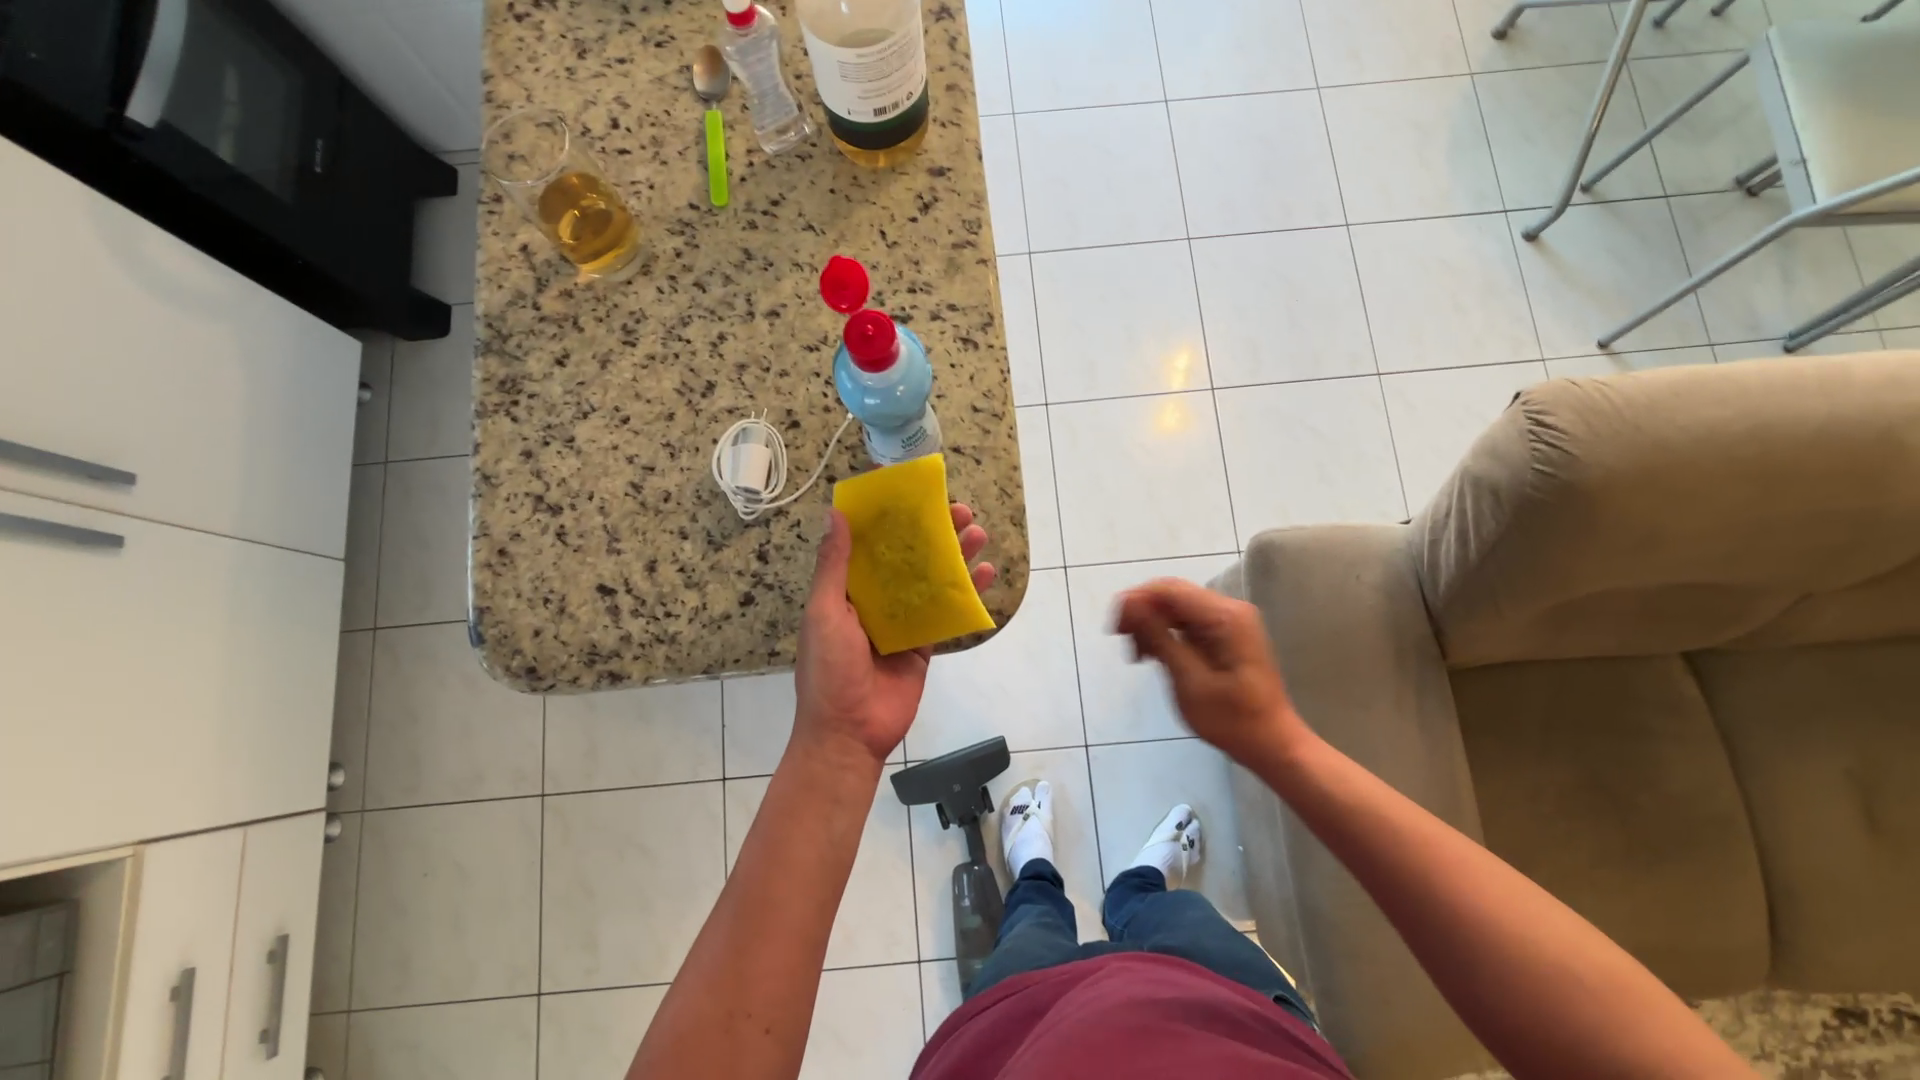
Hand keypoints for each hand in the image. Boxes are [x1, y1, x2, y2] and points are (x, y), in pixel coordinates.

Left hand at [793, 504, 995, 765]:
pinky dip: (966, 594)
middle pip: (906, 558)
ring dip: (954, 556)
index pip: (869, 544)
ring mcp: (901, 623)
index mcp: (845, 591)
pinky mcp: (923, 645)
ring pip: (930, 581)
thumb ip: (835, 566)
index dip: (890, 518)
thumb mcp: (825, 612)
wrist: (849, 731)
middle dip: (932, 533)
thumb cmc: (829, 669)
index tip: (911, 492)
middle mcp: (874, 601)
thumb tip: (837, 515)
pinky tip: (986, 575)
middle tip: (959, 509)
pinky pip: (946, 613)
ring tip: (978, 532)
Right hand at [1113, 579, 1310, 766]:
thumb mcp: (1189, 680)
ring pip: (1178, 607)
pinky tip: (1156, 655)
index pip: (1169, 590)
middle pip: (1173, 594)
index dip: (1135, 601)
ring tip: (1138, 656)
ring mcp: (1231, 621)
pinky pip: (1189, 621)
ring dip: (1153, 624)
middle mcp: (1230, 609)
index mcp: (1224, 617)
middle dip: (1142, 613)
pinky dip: (1168, 633)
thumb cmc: (1231, 719)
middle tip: (1122, 642)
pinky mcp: (1228, 634)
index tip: (1114, 630)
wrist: (1272, 743)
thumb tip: (1130, 606)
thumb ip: (1159, 638)